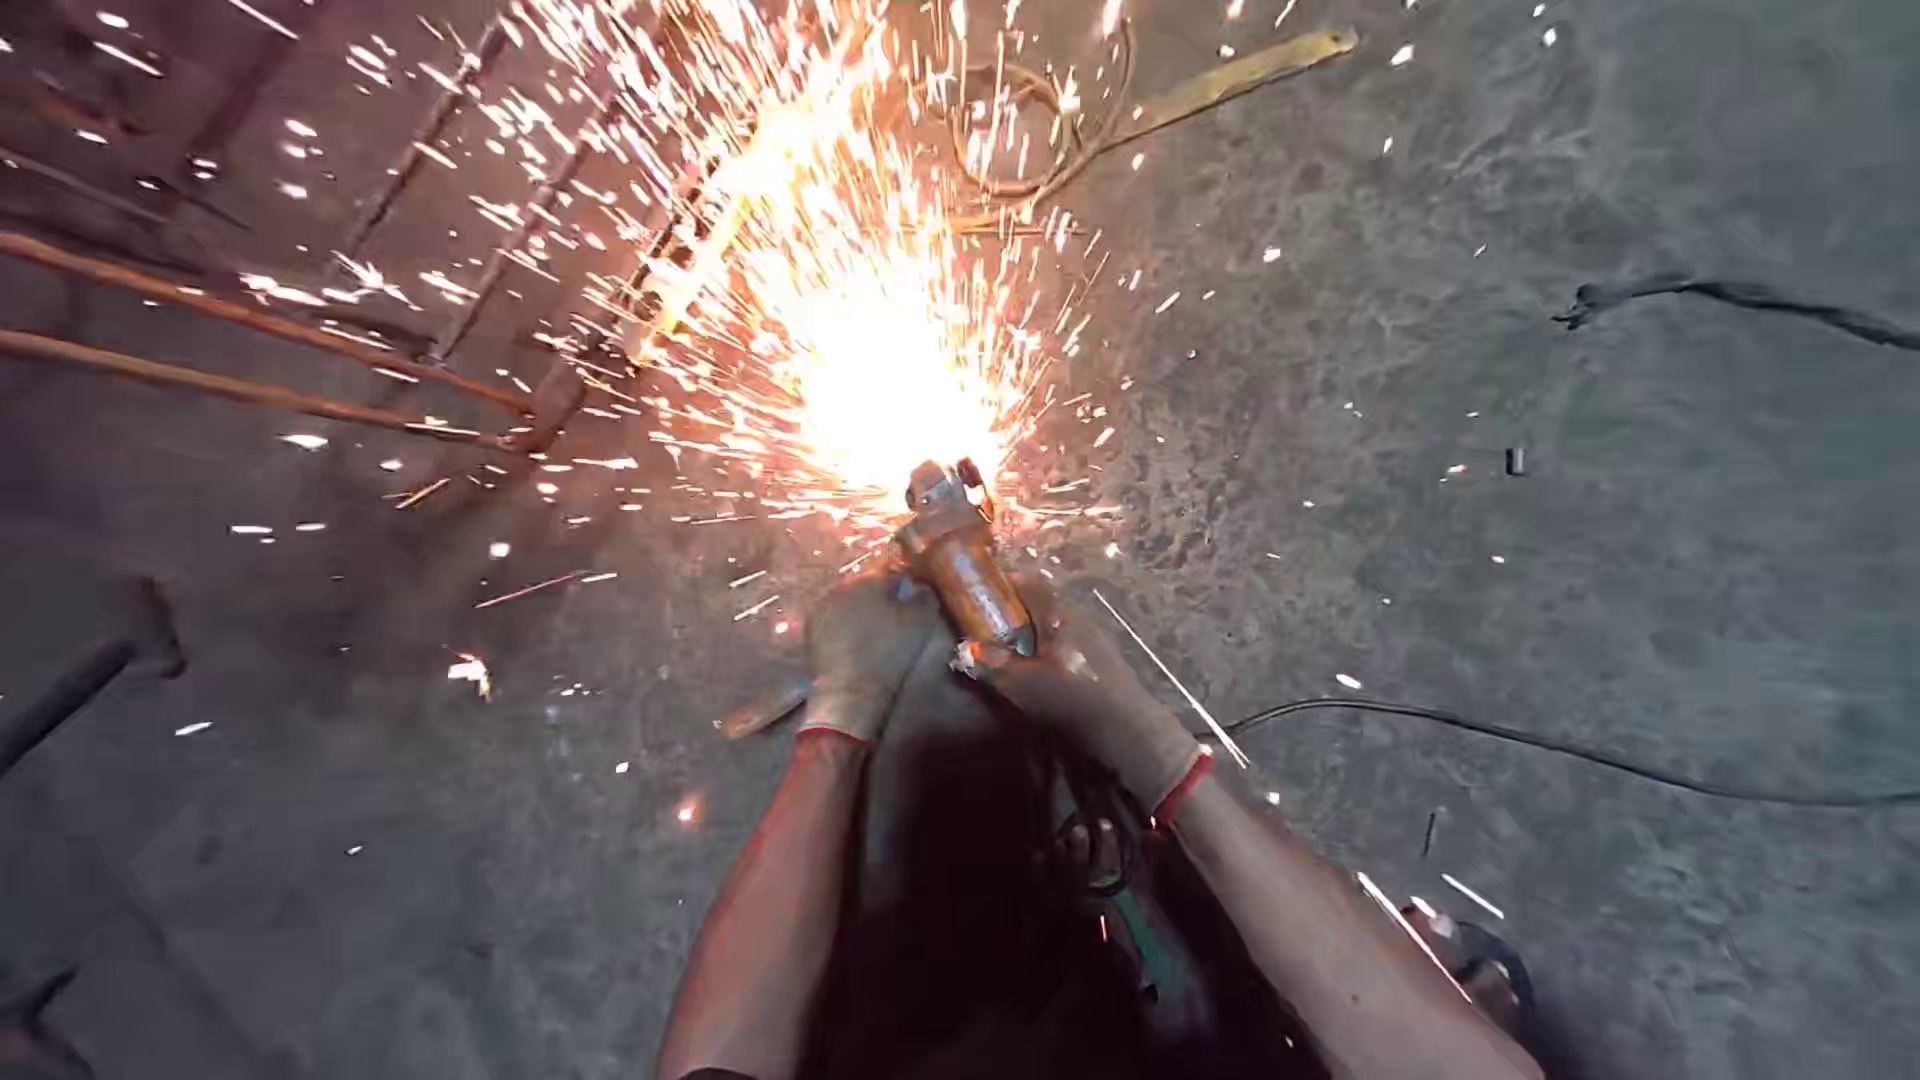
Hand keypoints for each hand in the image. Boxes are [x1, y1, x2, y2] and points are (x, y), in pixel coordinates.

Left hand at [799, 562, 945, 743]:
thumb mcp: (920, 623)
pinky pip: (833, 613)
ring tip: (871, 625)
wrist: (849, 690)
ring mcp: (823, 603)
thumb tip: (921, 585)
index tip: (911, 591)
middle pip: (866, 581)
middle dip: (879, 591)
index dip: (903, 578)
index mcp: (871, 579)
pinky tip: (852, 636)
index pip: (891, 567)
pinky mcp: (810, 624)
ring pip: (848, 596)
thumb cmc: (889, 653)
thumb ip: (925, 596)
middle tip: (892, 610)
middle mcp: (843, 584)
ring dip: (859, 605)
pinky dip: (842, 620)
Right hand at [965, 578, 1201, 812]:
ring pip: (1060, 623)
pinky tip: (1046, 667)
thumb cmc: (1071, 700)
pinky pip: (1072, 641)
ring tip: (1017, 647)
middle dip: (1019, 609)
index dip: (1008, 581)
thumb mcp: (1023, 684)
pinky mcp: (1106, 660)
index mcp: (1060, 615)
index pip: (1031, 582)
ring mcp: (1097, 638)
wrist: (1129, 731)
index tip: (987, 589)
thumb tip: (964, 649)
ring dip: (1038, 629)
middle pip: (1045, 602)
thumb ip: (992, 665)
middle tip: (995, 623)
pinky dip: (1053, 646)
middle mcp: (1081, 618)